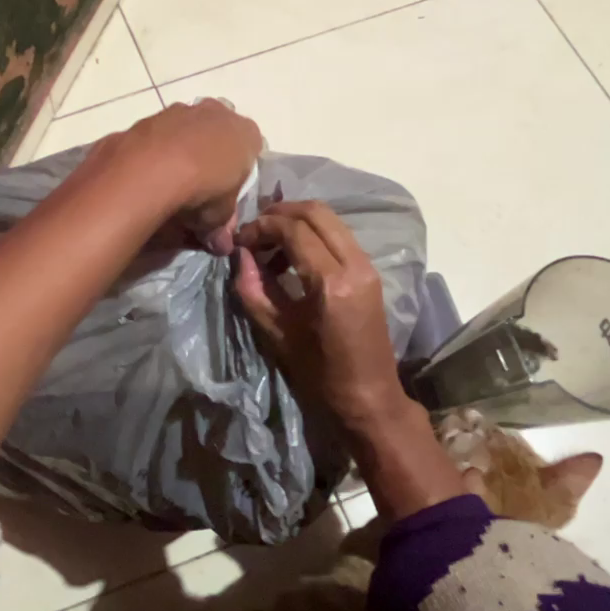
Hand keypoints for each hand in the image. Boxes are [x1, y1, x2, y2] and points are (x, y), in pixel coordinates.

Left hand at [99, 99, 261, 253]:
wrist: (149, 169)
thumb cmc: (201, 190)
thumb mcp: (217, 218)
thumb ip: (221, 229)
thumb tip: (221, 245)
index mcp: (245, 134)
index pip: (251, 148)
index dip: (238, 170)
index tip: (226, 191)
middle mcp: (217, 113)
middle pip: (218, 133)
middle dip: (209, 154)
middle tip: (198, 185)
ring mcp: (181, 109)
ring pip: (186, 128)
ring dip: (180, 148)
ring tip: (168, 180)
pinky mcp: (149, 115)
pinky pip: (156, 134)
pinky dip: (153, 149)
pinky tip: (145, 172)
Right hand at [233, 201, 403, 424]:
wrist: (368, 398)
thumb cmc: (319, 373)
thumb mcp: (276, 332)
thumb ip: (253, 287)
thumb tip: (240, 254)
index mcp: (331, 282)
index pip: (293, 229)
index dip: (261, 226)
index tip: (239, 240)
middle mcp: (355, 265)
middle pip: (316, 211)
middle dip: (280, 213)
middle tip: (253, 230)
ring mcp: (367, 266)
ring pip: (330, 219)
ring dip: (297, 222)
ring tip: (268, 244)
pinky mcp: (370, 272)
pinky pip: (338, 236)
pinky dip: (313, 234)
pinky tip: (291, 255)